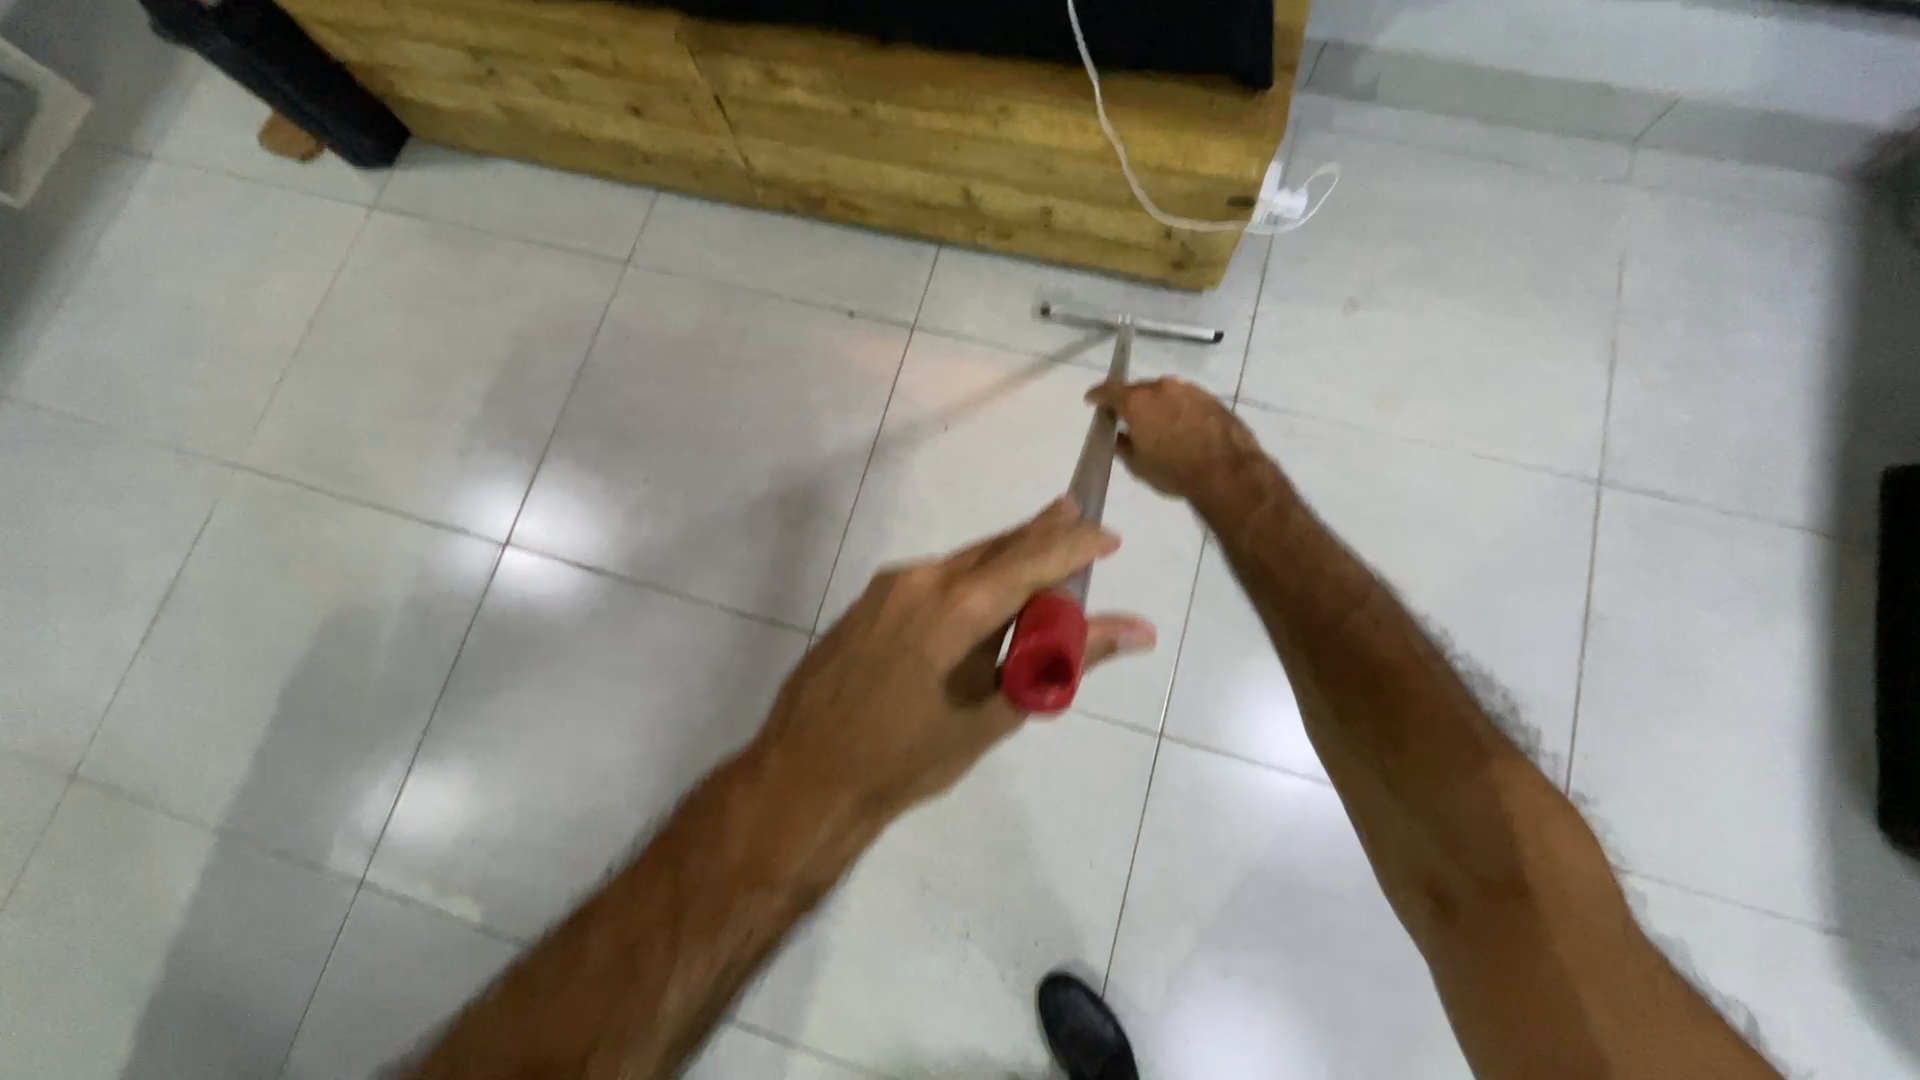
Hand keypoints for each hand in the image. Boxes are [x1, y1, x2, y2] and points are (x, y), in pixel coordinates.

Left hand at [756, 498, 1155, 817]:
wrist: (807, 776)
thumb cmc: (908, 758)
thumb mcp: (996, 713)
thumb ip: (1066, 660)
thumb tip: (1137, 631)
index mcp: (957, 606)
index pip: (1032, 558)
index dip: (1075, 544)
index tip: (1111, 538)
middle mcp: (920, 579)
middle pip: (996, 547)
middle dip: (1042, 535)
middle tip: (1080, 518)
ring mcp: (887, 587)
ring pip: (962, 561)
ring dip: (1005, 558)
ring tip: (1041, 556)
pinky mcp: (868, 602)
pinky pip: (931, 578)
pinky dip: (968, 579)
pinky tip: (983, 598)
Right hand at [1086, 378, 1261, 499]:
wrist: (1227, 471)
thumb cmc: (1175, 471)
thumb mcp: (1139, 466)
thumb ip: (1124, 446)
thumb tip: (1119, 436)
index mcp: (1138, 402)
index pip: (1109, 390)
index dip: (1098, 395)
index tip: (1092, 400)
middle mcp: (1162, 387)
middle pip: (1138, 390)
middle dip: (1130, 402)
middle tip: (1128, 417)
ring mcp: (1189, 389)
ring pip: (1165, 393)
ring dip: (1157, 405)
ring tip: (1158, 424)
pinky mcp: (1211, 397)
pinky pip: (1185, 399)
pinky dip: (1178, 409)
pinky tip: (1182, 427)